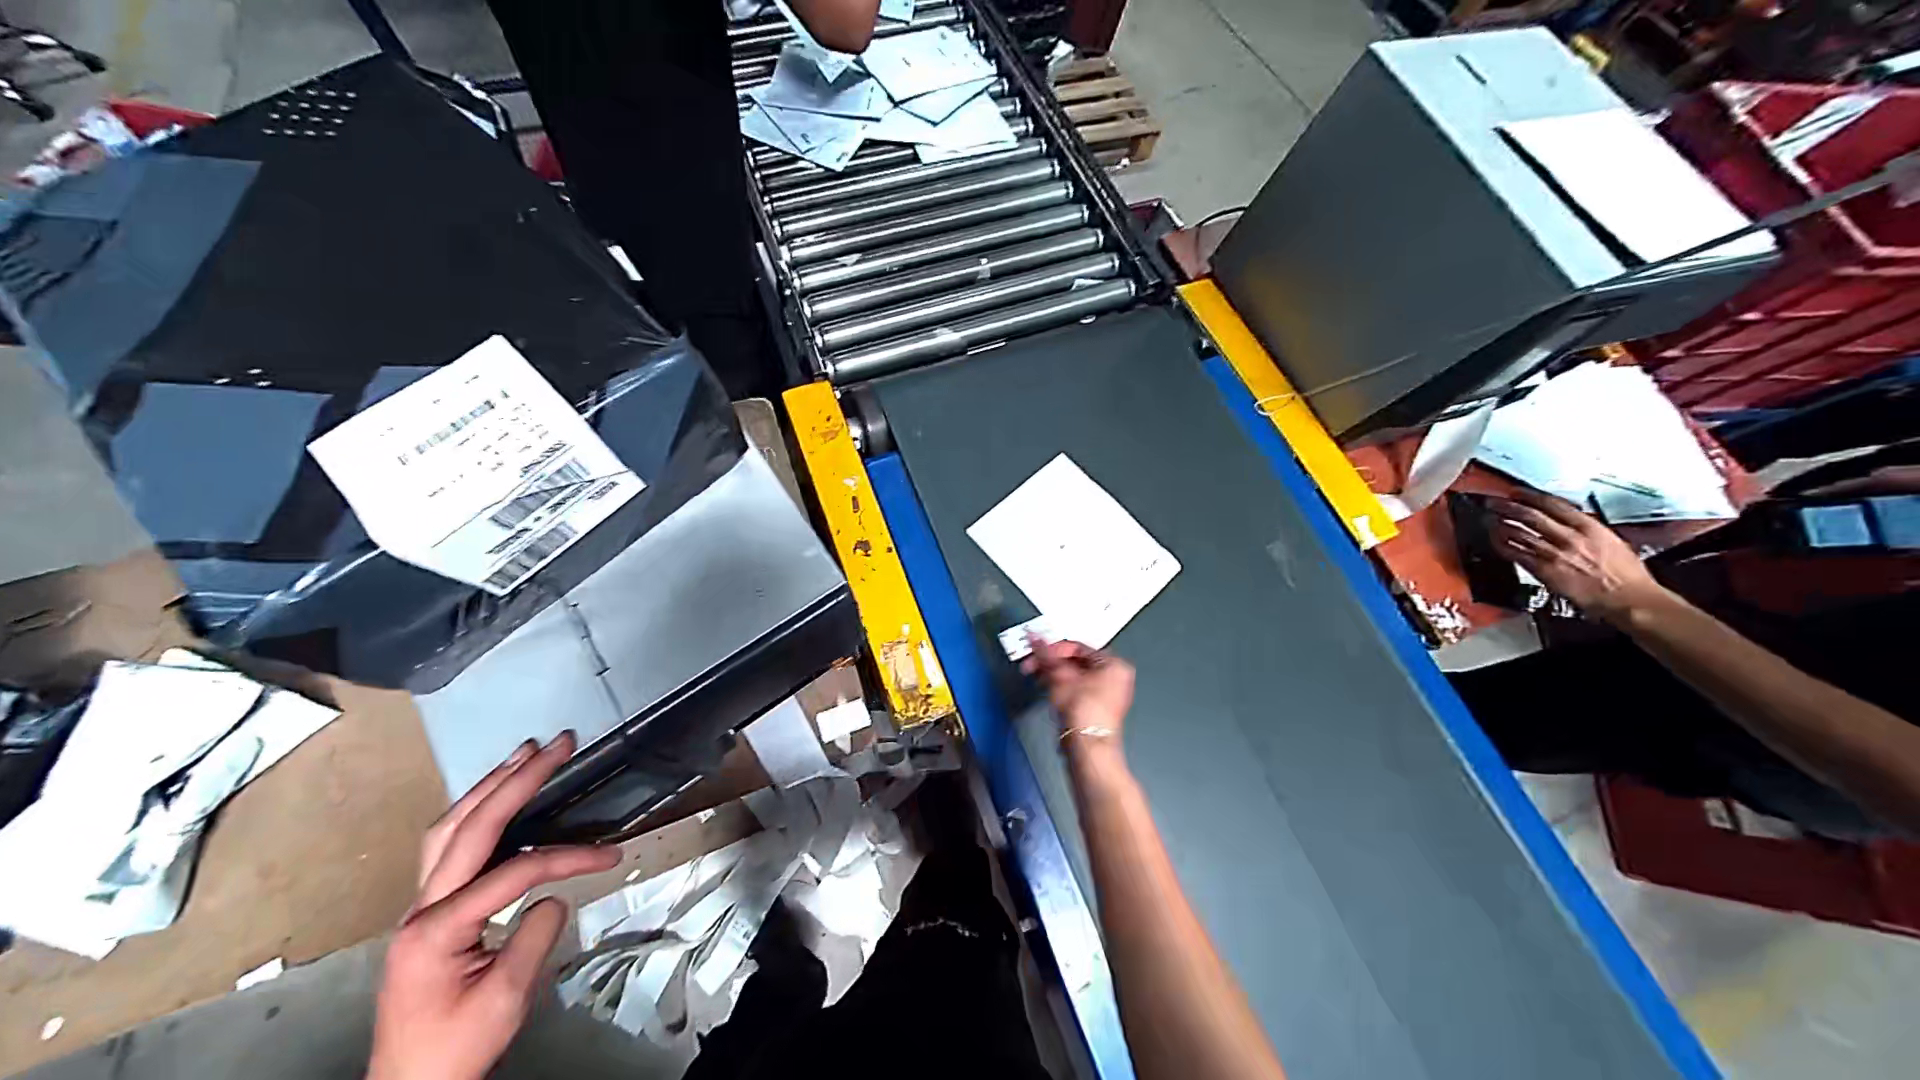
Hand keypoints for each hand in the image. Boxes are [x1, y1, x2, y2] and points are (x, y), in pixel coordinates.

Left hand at [368, 733, 619, 1079]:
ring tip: (524, 754)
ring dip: (490, 786)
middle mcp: (421, 908)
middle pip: (471, 827)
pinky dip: (475, 811)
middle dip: (518, 780)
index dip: (568, 858)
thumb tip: (554, 896)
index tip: (609, 857)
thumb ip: (534, 938)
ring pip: (449, 829)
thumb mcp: (504, 1000)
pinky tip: (495, 798)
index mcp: (438, 929)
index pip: (514, 872)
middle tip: (557, 744)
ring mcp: (418, 907)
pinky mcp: (428, 911)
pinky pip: (448, 847)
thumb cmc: (454, 1049)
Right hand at [1022, 638, 1134, 742]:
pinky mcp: (1095, 707)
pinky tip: (1046, 686)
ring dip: (1053, 673)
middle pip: (1076, 661)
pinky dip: (1061, 685)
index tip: (1037, 648)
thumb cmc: (1085, 715)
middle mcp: (1115, 678)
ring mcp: (1106, 694)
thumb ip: (1046, 655)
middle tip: (1033, 661)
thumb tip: (1036, 639)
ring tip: (1036, 674)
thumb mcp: (1060, 677)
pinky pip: (1076, 688)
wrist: (1087, 748)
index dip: (1054, 648)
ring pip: (1074, 675)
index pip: (1078, 647)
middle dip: (1051, 662)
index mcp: (1114, 665)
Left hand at [1487, 490, 1668, 623]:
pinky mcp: (1543, 570)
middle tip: (1493, 502)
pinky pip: (1515, 553)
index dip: (1530, 496)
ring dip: (1499, 523)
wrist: (1628, 598)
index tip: (1516, 492)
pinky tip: (1494, 539)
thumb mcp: (1612, 541)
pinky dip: (1501, 544)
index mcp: (1590, 528)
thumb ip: (1588, 529)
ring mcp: (1555, 554)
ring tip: (1488, 517)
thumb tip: (1568, 520)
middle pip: (1531, 516)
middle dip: (1508, 506)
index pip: (1554, 504)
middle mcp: (1570, 538)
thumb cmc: (1626, 574)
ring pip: (1519, 533)